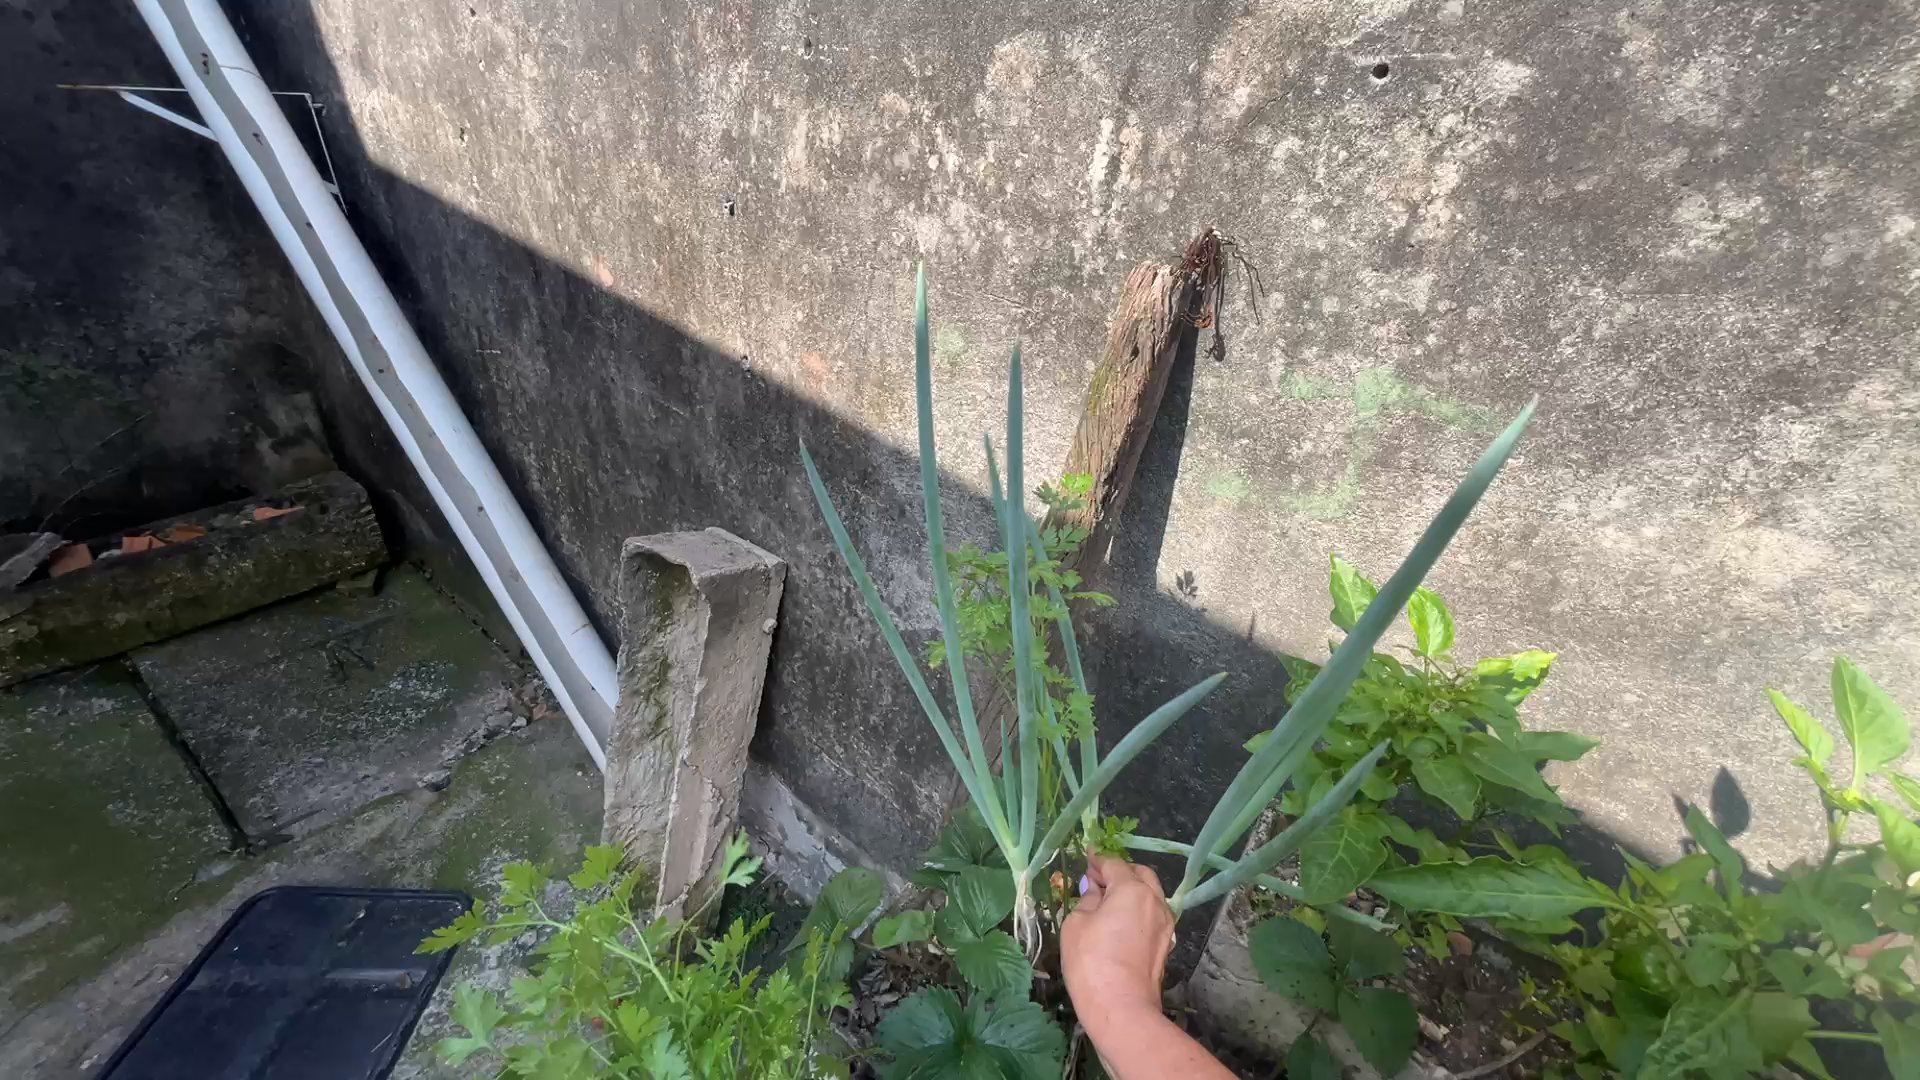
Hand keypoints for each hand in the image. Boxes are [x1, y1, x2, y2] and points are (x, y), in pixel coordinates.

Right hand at [1061, 854, 1174, 1034]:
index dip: (1097, 859)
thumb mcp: (1076, 924)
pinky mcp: (1165, 945)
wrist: (1122, 1011)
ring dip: (1130, 889)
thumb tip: (1095, 891)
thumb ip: (1087, 900)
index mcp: (1132, 889)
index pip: (1114, 864)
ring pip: (1149, 894)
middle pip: (1139, 874)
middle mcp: (1154, 901)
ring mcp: (1164, 924)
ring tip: (1107, 899)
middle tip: (1096, 879)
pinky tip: (1120, 919)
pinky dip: (1137, 908)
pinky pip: (1151, 914)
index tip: (1086, 855)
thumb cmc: (1092, 963)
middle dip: (1119, 872)